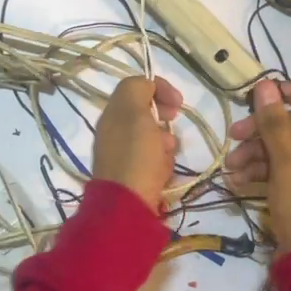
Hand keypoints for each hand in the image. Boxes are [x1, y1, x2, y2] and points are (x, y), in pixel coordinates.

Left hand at [92, 75, 182, 211]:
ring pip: (154, 136)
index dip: (160, 88)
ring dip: (165, 141)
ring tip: (167, 153)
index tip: (178, 103)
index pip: (137, 86)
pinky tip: (164, 171)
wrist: (127, 204)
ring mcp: (123, 152)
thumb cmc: (135, 154)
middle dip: (164, 117)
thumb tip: (147, 88)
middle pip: (147, 112)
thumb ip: (138, 89)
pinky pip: (154, 158)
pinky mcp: (133, 173)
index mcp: (112, 112)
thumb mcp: (134, 111)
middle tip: (173, 123)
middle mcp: (114, 130)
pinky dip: (162, 161)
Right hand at [225, 79, 290, 254]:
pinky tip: (238, 181)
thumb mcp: (288, 164)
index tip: (259, 93)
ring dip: (256, 154)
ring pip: (285, 150)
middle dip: (262, 132)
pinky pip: (283, 170)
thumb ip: (274, 124)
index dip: (289, 93)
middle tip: (233, 136)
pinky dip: (262, 172)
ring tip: (231, 166)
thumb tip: (264, 86)